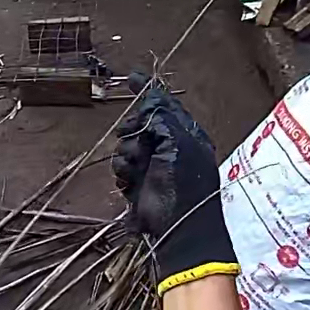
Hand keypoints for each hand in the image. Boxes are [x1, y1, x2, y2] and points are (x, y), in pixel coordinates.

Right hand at [111, 75, 239, 292]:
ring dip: (126, 155)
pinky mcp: (139, 184)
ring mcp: (153, 167)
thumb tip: (150, 101)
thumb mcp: (179, 145)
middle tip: (132, 137)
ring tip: (134, 168)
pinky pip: (122, 168)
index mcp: (186, 135)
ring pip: (127, 146)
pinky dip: (122, 173)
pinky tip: (128, 182)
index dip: (147, 91)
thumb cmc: (185, 188)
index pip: (165, 105)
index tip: (131, 78)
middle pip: (140, 124)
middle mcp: (169, 148)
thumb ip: (164, 118)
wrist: (179, 232)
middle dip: (132, 130)